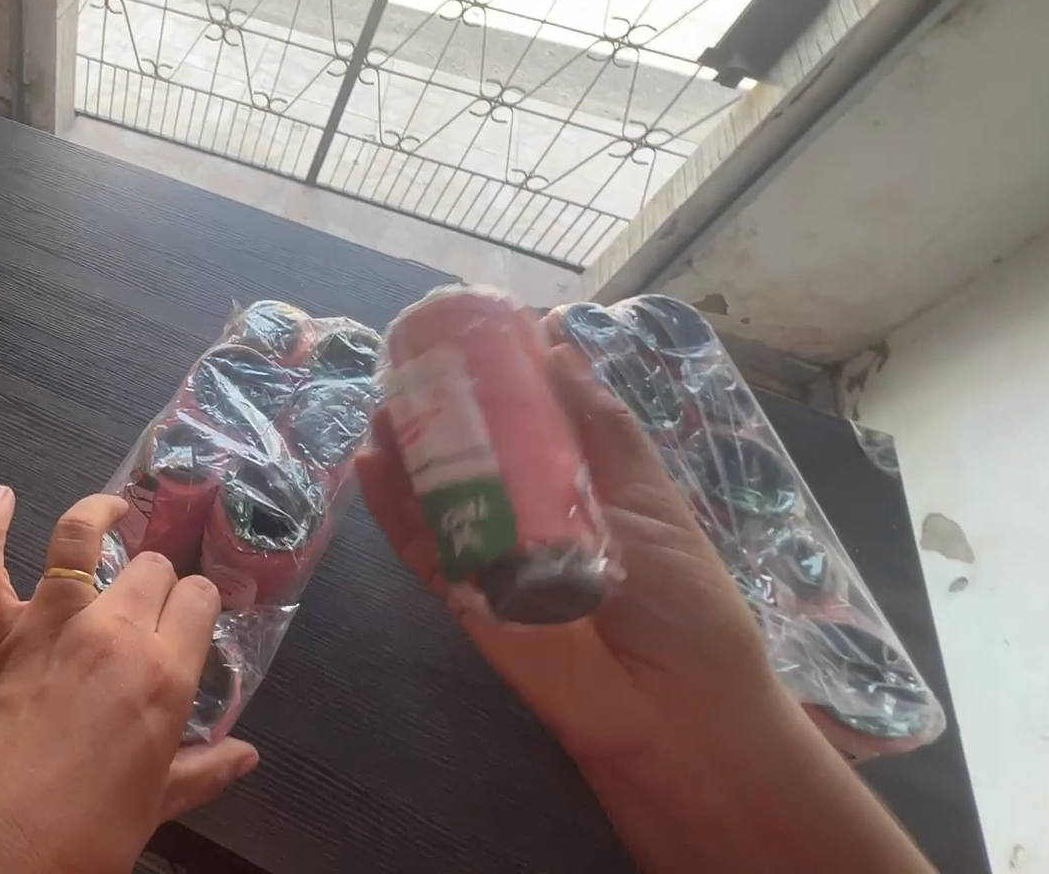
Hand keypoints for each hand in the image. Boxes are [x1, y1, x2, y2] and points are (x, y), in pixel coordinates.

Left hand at [0, 487, 259, 873]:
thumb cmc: (87, 835)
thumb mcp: (156, 805)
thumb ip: (204, 771)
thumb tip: (248, 754)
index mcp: (163, 672)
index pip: (198, 599)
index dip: (199, 599)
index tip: (194, 610)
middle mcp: (114, 630)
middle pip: (151, 567)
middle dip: (158, 575)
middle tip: (152, 595)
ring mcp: (51, 621)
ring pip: (78, 540)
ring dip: (98, 514)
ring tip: (113, 508)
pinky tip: (0, 497)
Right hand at [356, 343, 782, 767]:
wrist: (673, 706)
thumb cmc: (679, 599)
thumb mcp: (650, 497)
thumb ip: (604, 431)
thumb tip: (558, 350)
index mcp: (560, 488)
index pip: (513, 428)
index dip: (484, 388)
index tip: (460, 343)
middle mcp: (513, 512)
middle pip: (460, 456)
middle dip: (429, 414)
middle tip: (406, 371)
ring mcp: (479, 549)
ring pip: (426, 493)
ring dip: (398, 451)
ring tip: (381, 406)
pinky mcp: (454, 587)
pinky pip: (412, 541)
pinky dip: (386, 505)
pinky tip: (369, 462)